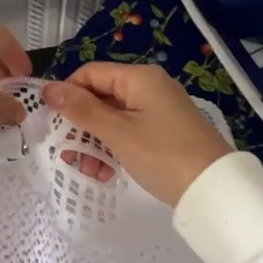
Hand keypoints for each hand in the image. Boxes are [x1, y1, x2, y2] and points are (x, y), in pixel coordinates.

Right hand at [43, 63, 231, 206]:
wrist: (215, 190)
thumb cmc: (162, 155)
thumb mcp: (117, 133)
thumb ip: (81, 110)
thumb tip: (48, 88)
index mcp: (139, 78)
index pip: (90, 73)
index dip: (68, 93)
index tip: (52, 121)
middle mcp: (149, 87)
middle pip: (101, 96)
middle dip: (80, 124)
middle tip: (66, 152)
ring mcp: (159, 110)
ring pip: (113, 118)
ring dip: (95, 142)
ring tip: (87, 169)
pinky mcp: (165, 132)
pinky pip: (129, 132)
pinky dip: (114, 148)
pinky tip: (106, 172)